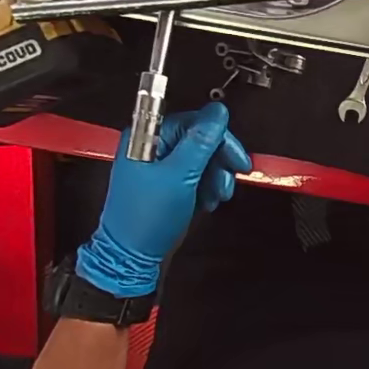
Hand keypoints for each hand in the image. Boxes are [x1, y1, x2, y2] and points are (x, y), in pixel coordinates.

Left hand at [76, 103, 251, 297]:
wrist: (132, 256)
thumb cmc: (148, 216)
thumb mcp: (180, 175)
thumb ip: (201, 141)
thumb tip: (218, 111)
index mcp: (148, 136)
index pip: (193, 121)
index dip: (219, 138)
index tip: (236, 158)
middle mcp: (153, 147)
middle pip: (200, 140)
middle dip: (219, 161)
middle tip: (229, 180)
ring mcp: (160, 167)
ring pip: (202, 159)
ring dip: (216, 177)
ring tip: (216, 196)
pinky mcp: (168, 185)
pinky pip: (196, 176)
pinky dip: (207, 188)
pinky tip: (207, 202)